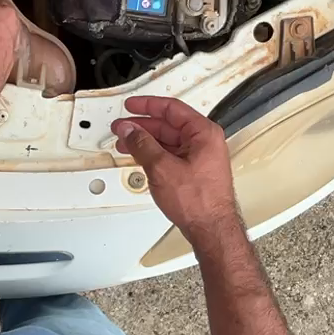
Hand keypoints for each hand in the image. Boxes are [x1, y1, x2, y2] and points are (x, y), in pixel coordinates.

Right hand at [111, 96, 240, 246]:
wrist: (210, 228)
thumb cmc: (199, 201)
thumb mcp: (162, 167)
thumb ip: (142, 144)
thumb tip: (129, 130)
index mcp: (203, 133)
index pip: (172, 109)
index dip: (147, 105)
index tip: (131, 105)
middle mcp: (204, 142)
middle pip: (168, 125)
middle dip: (142, 126)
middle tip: (122, 127)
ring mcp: (200, 157)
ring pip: (167, 141)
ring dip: (145, 141)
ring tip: (125, 143)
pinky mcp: (194, 171)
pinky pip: (170, 155)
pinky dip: (153, 154)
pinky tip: (140, 157)